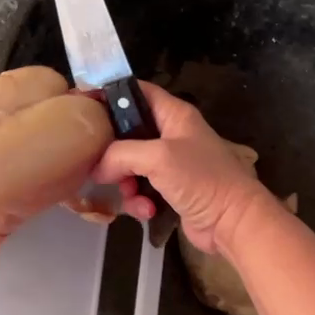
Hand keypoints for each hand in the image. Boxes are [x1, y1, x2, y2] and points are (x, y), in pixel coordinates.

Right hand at [91, 82, 272, 254]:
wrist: (233, 222)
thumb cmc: (201, 179)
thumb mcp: (157, 157)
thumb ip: (119, 154)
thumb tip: (96, 168)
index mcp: (173, 115)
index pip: (136, 91)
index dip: (109, 93)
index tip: (81, 104)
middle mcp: (170, 134)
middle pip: (126, 132)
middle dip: (111, 150)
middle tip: (96, 162)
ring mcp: (170, 163)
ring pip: (128, 164)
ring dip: (124, 182)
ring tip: (130, 194)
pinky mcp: (168, 190)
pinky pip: (139, 189)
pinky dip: (138, 200)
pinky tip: (146, 210)